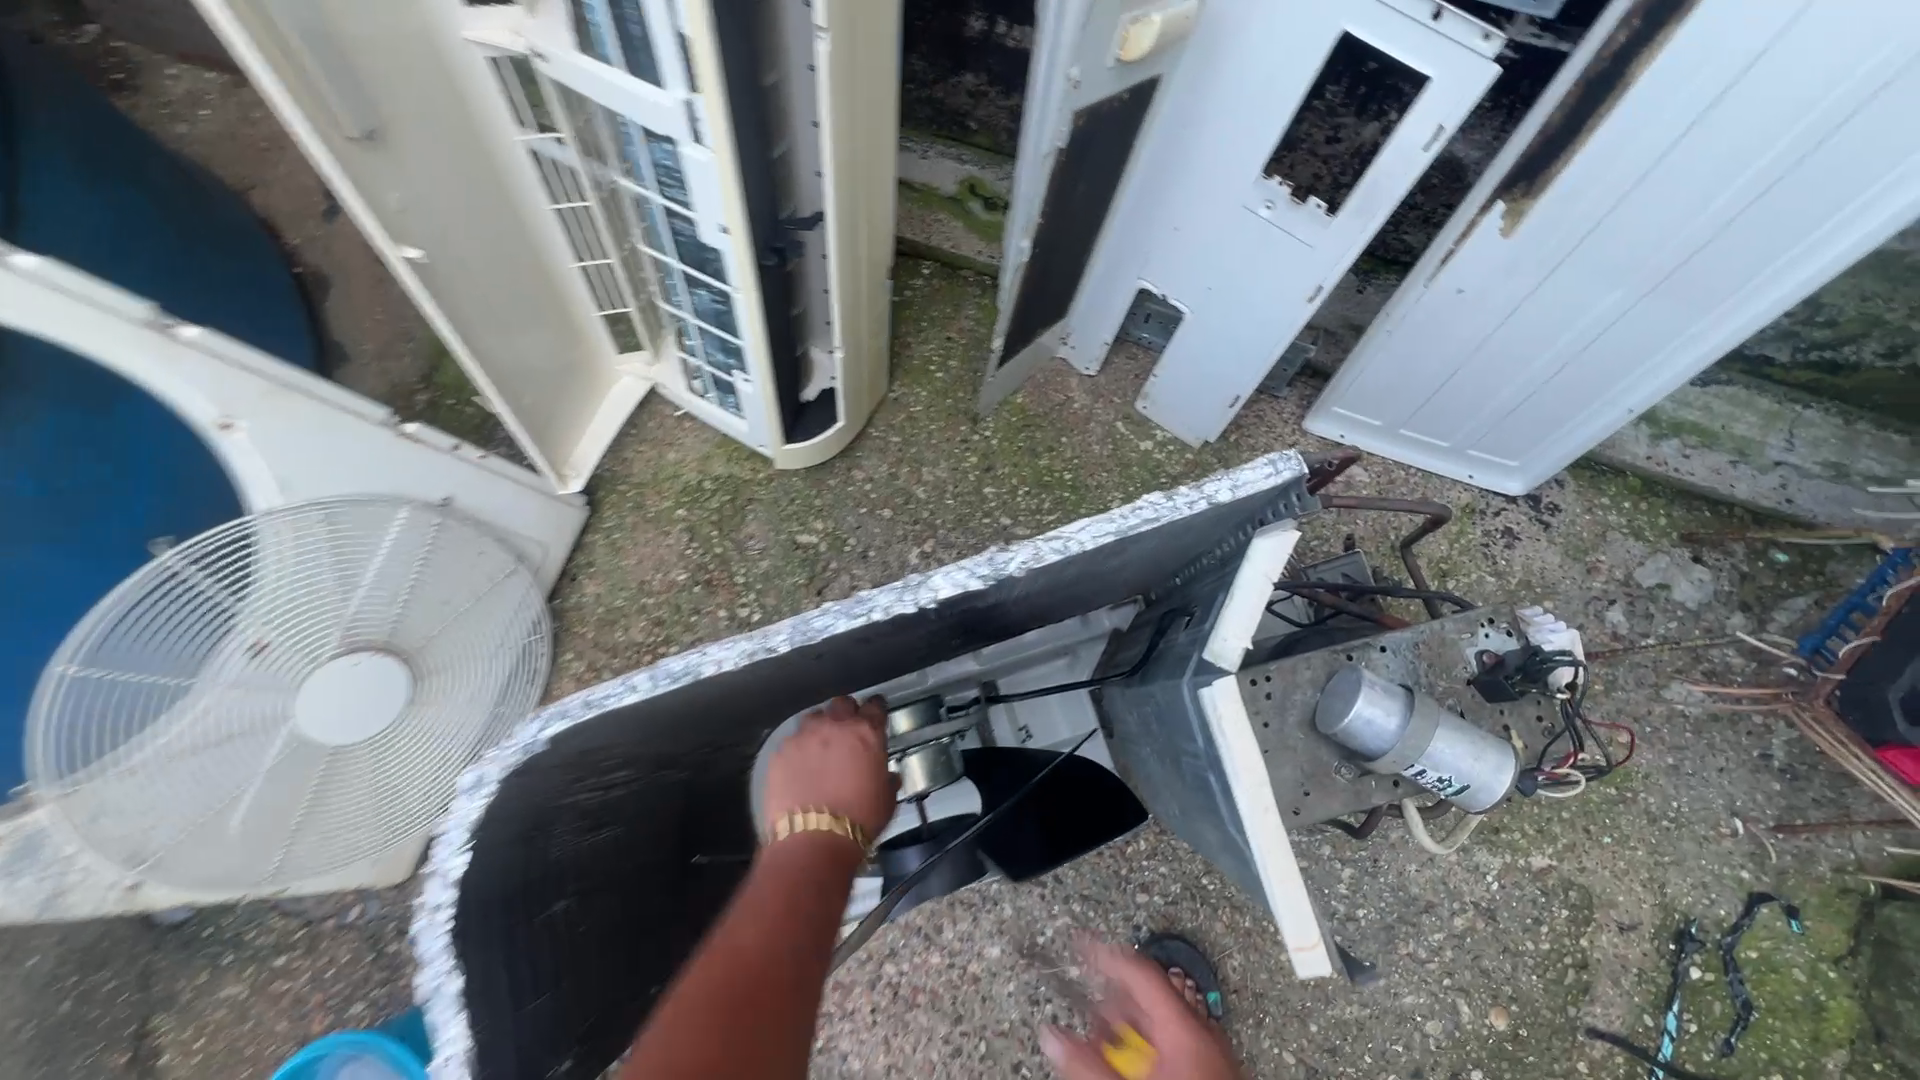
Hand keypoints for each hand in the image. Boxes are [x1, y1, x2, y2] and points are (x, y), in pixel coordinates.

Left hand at [764, 695, 897, 839]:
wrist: (814, 840)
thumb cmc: (860, 820)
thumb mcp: (887, 800)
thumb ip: (887, 779)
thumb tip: (887, 776)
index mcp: (867, 733)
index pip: (875, 706)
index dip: (876, 710)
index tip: (875, 715)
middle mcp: (836, 725)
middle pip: (842, 704)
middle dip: (846, 713)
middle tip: (848, 731)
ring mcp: (805, 735)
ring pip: (814, 718)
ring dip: (821, 727)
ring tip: (821, 748)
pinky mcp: (781, 751)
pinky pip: (793, 741)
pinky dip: (799, 749)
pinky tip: (800, 767)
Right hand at [1039, 941, 1242, 1079]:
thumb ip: (1090, 1060)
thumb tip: (1053, 1037)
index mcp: (1183, 1024)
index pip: (1140, 969)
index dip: (1106, 953)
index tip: (1081, 943)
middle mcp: (1201, 1026)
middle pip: (1148, 993)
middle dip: (1112, 1000)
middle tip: (1088, 1014)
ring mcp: (1209, 1044)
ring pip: (1160, 1015)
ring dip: (1127, 1023)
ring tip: (1106, 1046)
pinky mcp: (1211, 1062)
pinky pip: (1175, 1035)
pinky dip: (1148, 1039)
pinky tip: (1133, 1063)